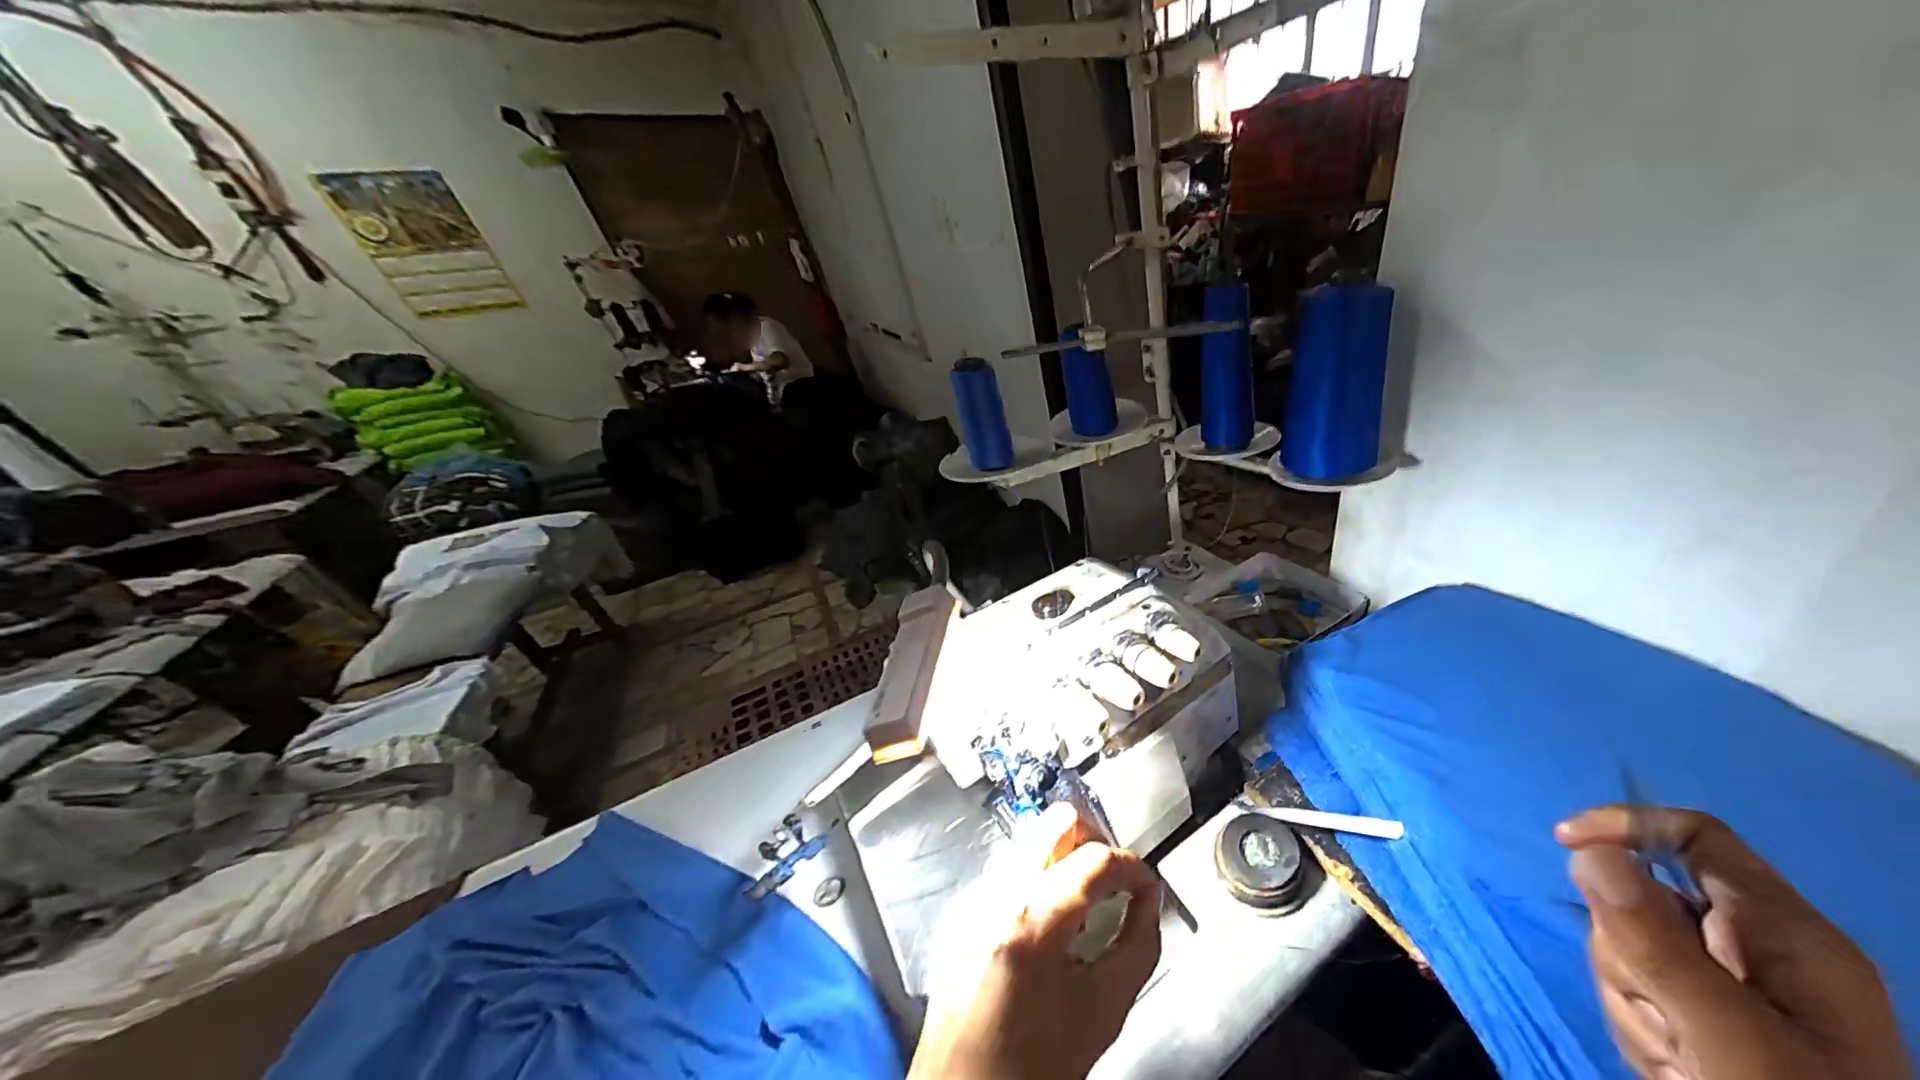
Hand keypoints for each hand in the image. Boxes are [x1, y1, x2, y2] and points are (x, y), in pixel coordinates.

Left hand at [909, 804, 1161, 1079]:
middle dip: (1094, 840)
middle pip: (1054, 822)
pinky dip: (1040, 876)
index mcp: (1033, 919)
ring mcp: (975, 897)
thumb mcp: (1104, 1009)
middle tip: (1115, 878)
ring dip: (1066, 856)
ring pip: (1031, 839)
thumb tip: (1149, 904)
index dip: (1133, 866)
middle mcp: (997, 894)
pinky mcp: (965, 908)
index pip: (1095, 858)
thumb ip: (1138, 947)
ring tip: (1087, 901)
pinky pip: (1010, 867)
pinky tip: (1054, 918)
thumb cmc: (1032, 1064)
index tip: (1146, 884)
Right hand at [1557, 806, 1910, 1079]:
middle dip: (1624, 950)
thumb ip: (1656, 943)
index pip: (1695, 836)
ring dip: (1630, 998)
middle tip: (1661, 1018)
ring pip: (1629, 945)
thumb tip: (1588, 850)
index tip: (1565, 848)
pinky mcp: (1709, 1018)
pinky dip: (1639, 1026)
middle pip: (1644, 898)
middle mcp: (1760, 951)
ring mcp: (1735, 988)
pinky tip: (1676, 1068)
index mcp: (1788, 937)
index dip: (1624, 826)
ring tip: (1677, 1060)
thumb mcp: (1730, 1040)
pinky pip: (1637, 988)